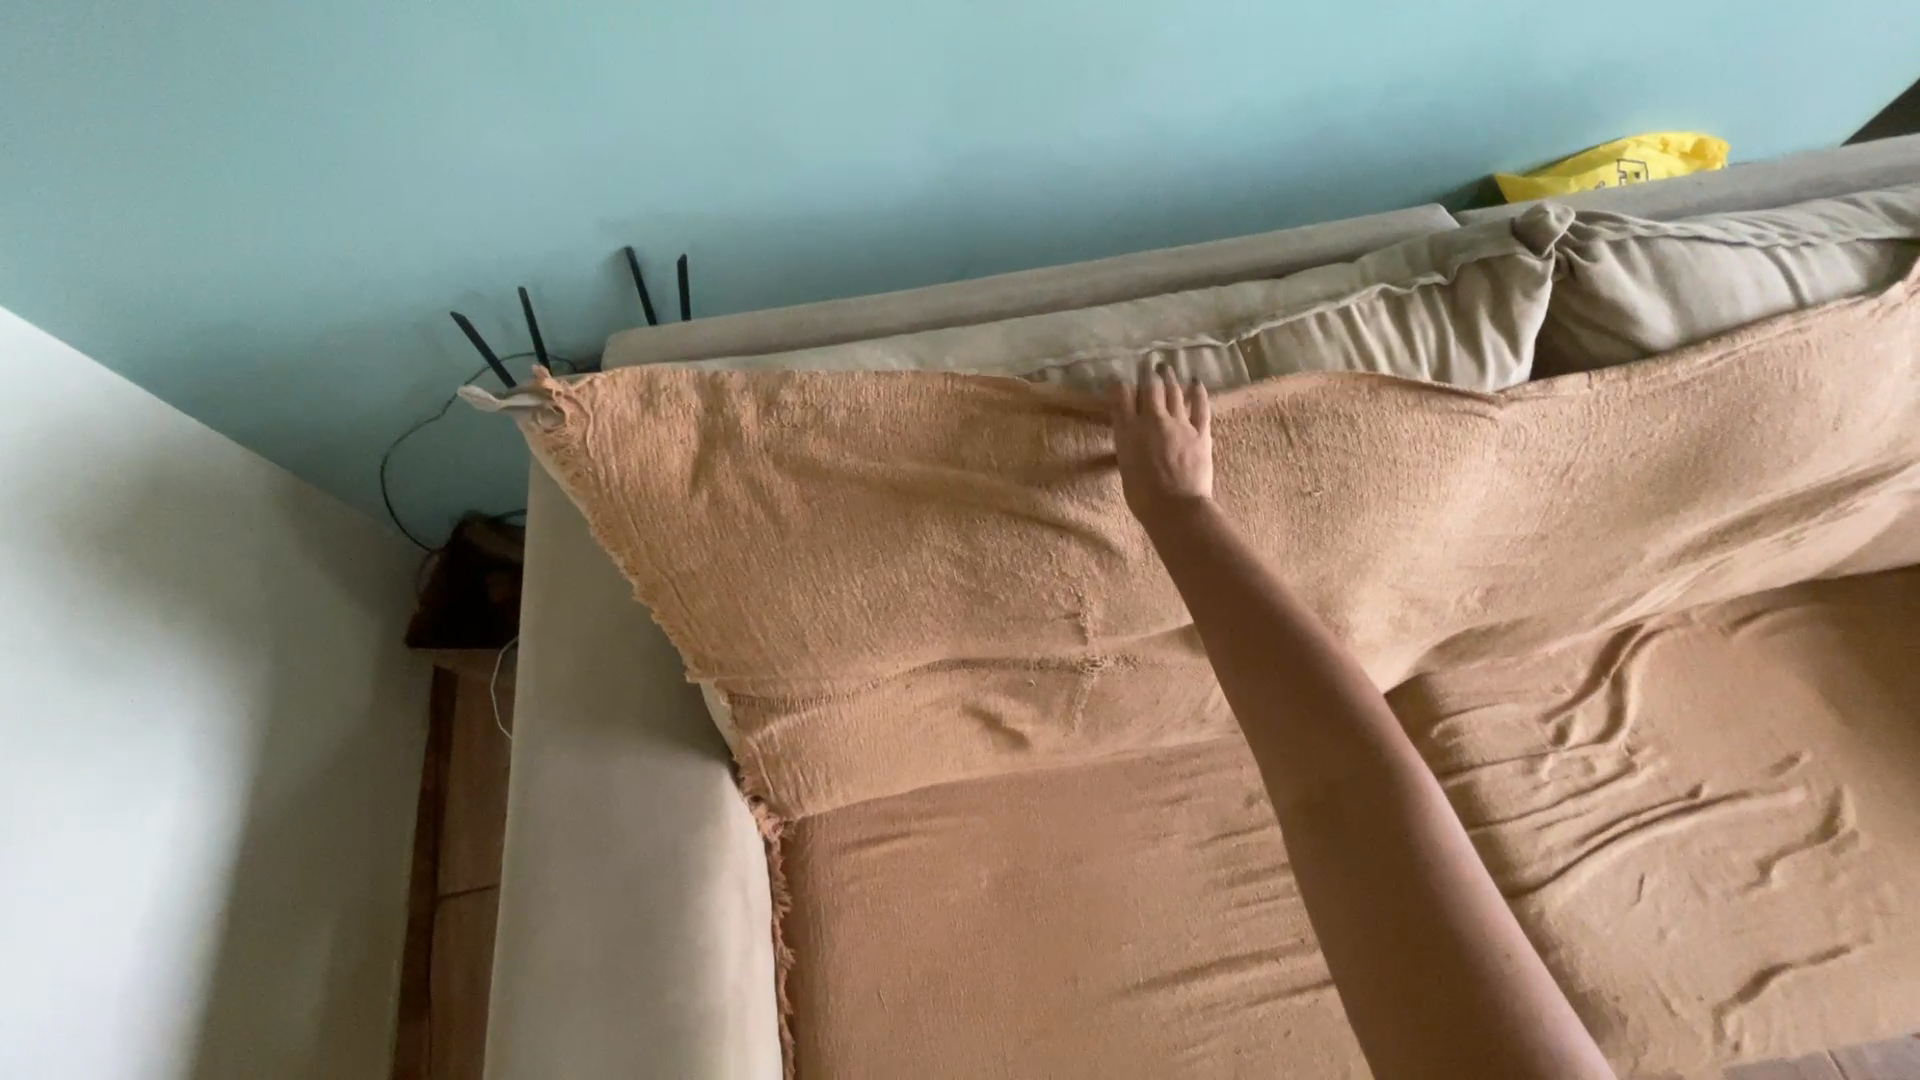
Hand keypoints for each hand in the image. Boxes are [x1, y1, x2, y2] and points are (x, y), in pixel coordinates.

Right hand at [1108, 360, 1212, 524]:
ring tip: (1166, 367)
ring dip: (1169, 377)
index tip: (1121, 380)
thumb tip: (1131, 434)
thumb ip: (1128, 445)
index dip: (1121, 386)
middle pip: (1149, 388)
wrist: (1175, 507)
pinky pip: (1200, 406)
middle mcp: (1152, 420)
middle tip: (1147, 362)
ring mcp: (1179, 423)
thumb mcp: (1125, 467)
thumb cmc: (1142, 497)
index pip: (1122, 398)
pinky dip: (1198, 392)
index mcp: (1128, 431)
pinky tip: (1195, 382)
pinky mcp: (1200, 431)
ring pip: (1174, 392)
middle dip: (1147, 372)